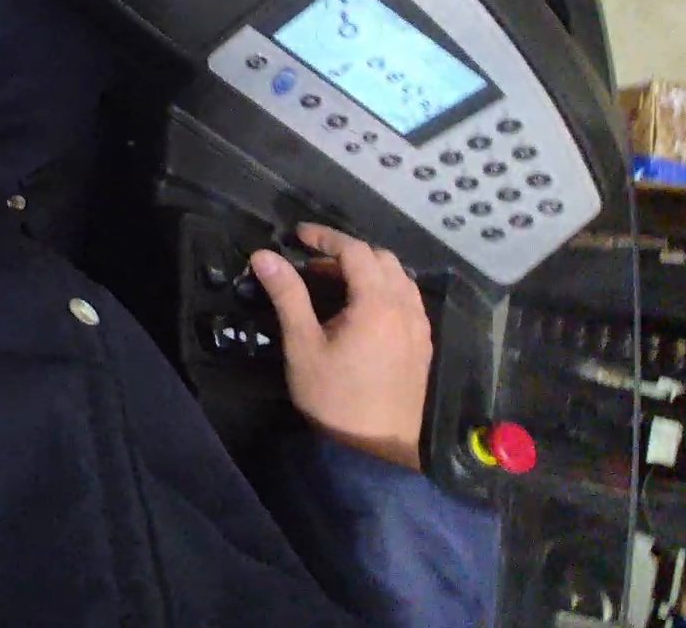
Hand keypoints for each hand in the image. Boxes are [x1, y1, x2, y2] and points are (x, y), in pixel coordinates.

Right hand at [250, 223, 432, 469]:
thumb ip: (287, 295)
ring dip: (367, 268)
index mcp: (378, 307)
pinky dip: (383, 288)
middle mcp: (406, 312)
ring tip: (332, 280)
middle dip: (347, 250)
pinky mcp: (421, 346)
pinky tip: (358, 306)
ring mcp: (419, 330)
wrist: (374, 449)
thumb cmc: (332, 395)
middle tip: (311, 260)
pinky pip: (408, 300)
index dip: (327, 237)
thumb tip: (264, 256)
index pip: (357, 252)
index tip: (297, 235)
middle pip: (383, 260)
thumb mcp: (301, 343)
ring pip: (400, 279)